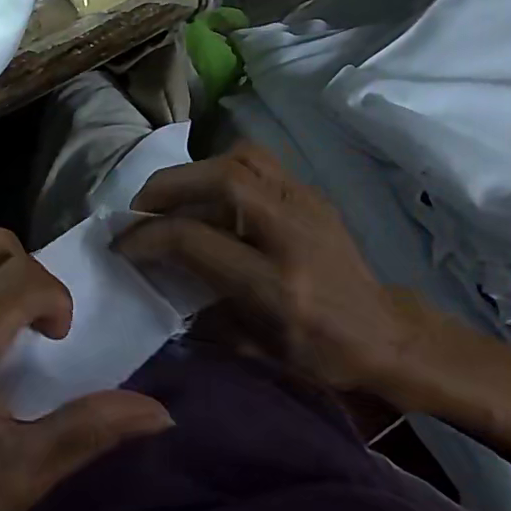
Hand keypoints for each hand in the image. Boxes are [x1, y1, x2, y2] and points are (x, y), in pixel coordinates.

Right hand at [114, 140, 433, 391]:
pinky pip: (257, 162)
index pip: (195, 239)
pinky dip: (219, 170)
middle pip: (221, 181)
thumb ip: (199, 304)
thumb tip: (153, 270)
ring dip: (194, 172)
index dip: (147, 237)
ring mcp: (307, 206)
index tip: (123, 245)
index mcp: (277, 284)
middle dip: (166, 188)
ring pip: (241, 159)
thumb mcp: (254, 345)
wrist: (388, 335)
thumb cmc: (320, 352)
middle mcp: (293, 234)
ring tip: (172, 196)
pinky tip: (207, 196)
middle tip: (139, 207)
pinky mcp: (310, 194)